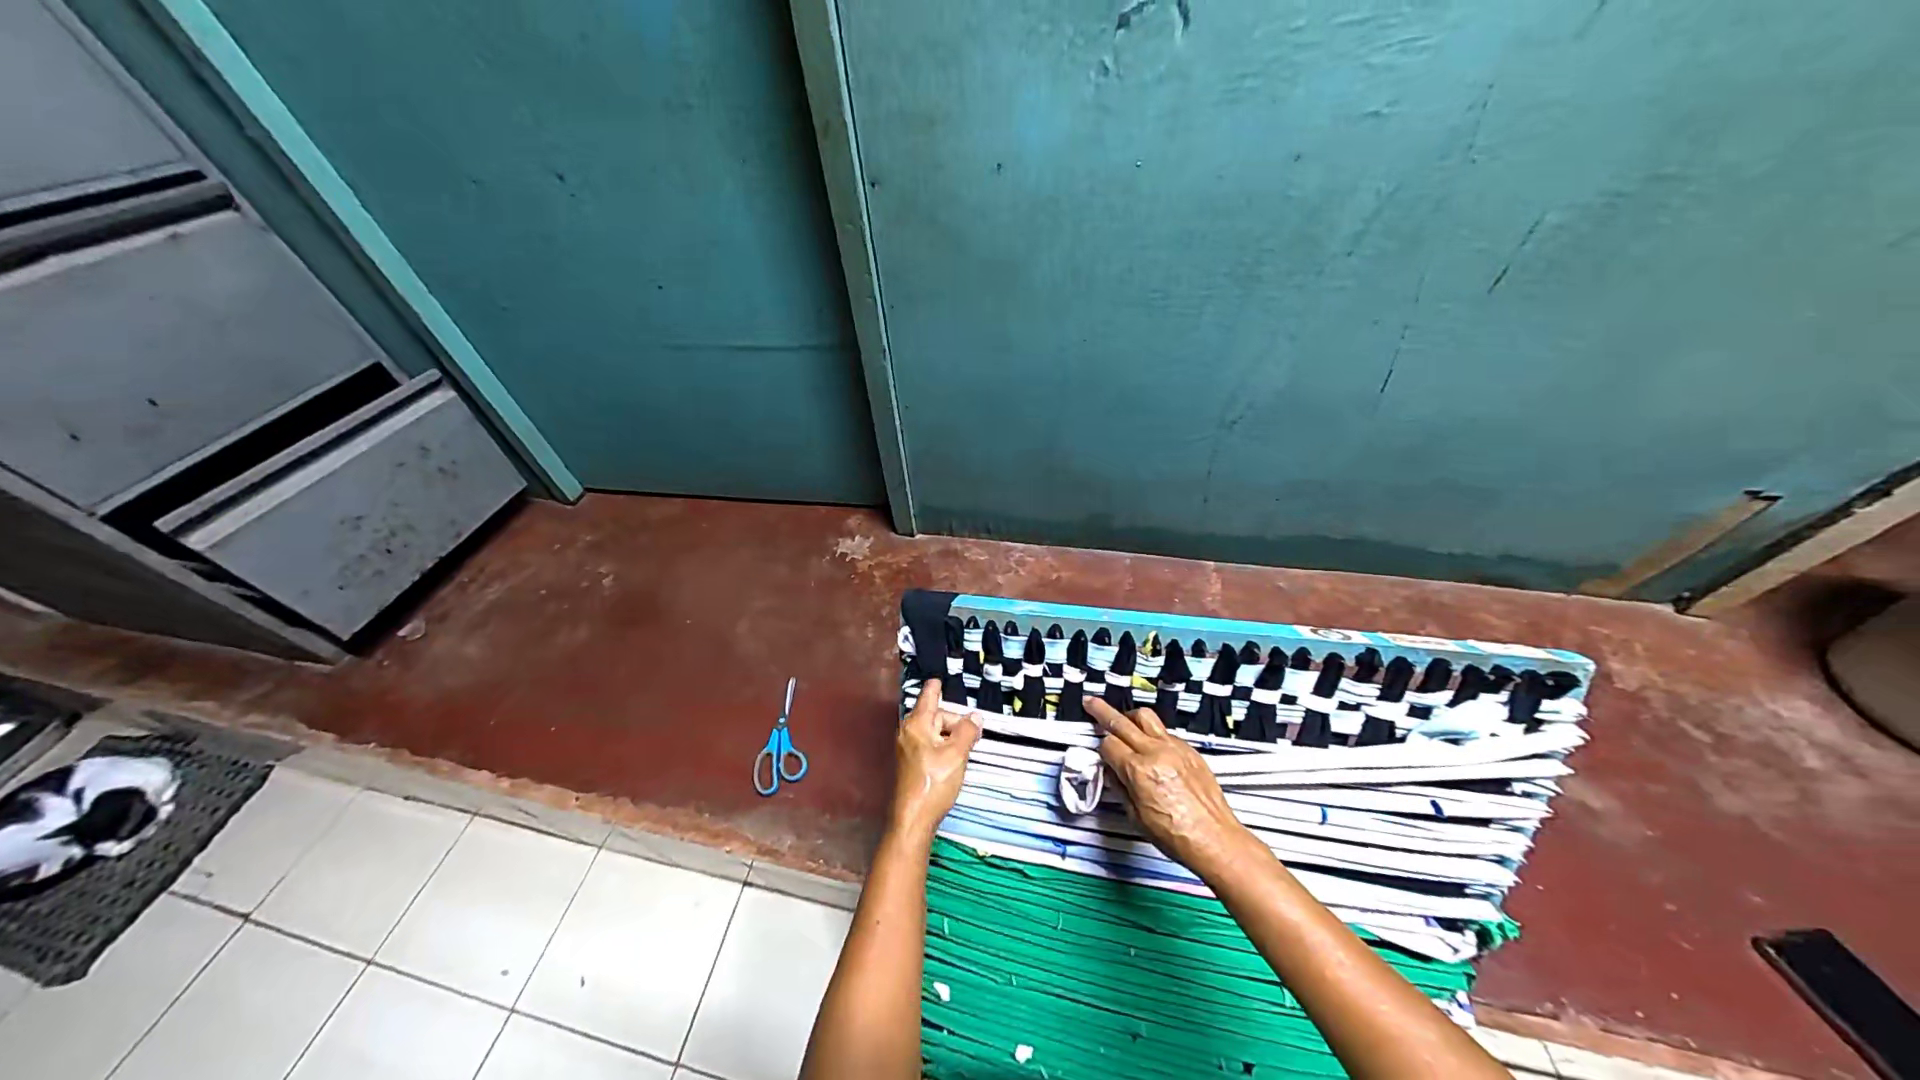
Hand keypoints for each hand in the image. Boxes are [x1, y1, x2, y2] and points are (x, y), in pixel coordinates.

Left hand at [889, 679, 980, 840]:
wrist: (913, 817)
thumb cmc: (932, 783)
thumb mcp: (957, 754)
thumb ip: (967, 731)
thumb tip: (975, 717)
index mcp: (917, 724)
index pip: (929, 697)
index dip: (936, 688)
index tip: (938, 679)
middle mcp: (908, 732)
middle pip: (934, 716)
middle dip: (953, 721)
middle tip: (971, 733)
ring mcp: (907, 748)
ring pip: (933, 732)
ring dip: (949, 736)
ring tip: (964, 750)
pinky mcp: (910, 763)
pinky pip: (929, 745)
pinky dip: (942, 747)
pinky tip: (952, 761)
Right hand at [1085, 697, 1265, 880]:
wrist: (1214, 840)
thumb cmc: (1180, 835)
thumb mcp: (1136, 816)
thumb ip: (1120, 787)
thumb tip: (1112, 772)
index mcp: (1139, 770)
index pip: (1108, 744)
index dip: (1101, 750)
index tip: (1101, 755)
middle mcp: (1157, 753)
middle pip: (1121, 721)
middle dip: (1102, 711)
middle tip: (1092, 704)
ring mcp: (1175, 749)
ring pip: (1146, 716)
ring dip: (1130, 716)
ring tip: (1123, 719)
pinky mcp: (1190, 751)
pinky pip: (1165, 731)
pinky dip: (1153, 733)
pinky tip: (1150, 744)